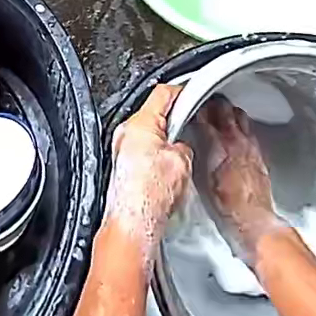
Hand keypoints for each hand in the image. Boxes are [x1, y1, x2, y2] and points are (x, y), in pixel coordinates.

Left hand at [104, 84, 192, 259]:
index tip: (192, 92)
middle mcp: (126, 133)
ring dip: (164, 136)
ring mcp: (122, 148)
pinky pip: (143, 146)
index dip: (182, 91)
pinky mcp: (123, 163)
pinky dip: (156, 150)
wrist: (133, 224)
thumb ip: (183, 144)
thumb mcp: (181, 161)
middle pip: (154, 111)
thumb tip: (182, 145)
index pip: (163, 93)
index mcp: (139, 124)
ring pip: (149, 130)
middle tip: (190, 124)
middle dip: (174, 117)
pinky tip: (167, 166)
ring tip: (178, 151)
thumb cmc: (150, 195)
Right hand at [201, 98, 284, 264]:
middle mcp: (235, 141)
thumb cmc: (227, 203)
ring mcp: (249, 145)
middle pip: (225, 110)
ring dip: (229, 111)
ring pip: (239, 116)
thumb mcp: (204, 177)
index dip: (197, 109)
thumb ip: (200, 153)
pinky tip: (238, 128)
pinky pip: (249, 130)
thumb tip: (195, 141)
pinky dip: (241, 124)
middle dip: (214, 103)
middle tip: (207, 101)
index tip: (192, 106)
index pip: (205, 117)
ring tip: (222, 110)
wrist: (253, 217)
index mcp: (218, 146)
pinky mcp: (258, 153)